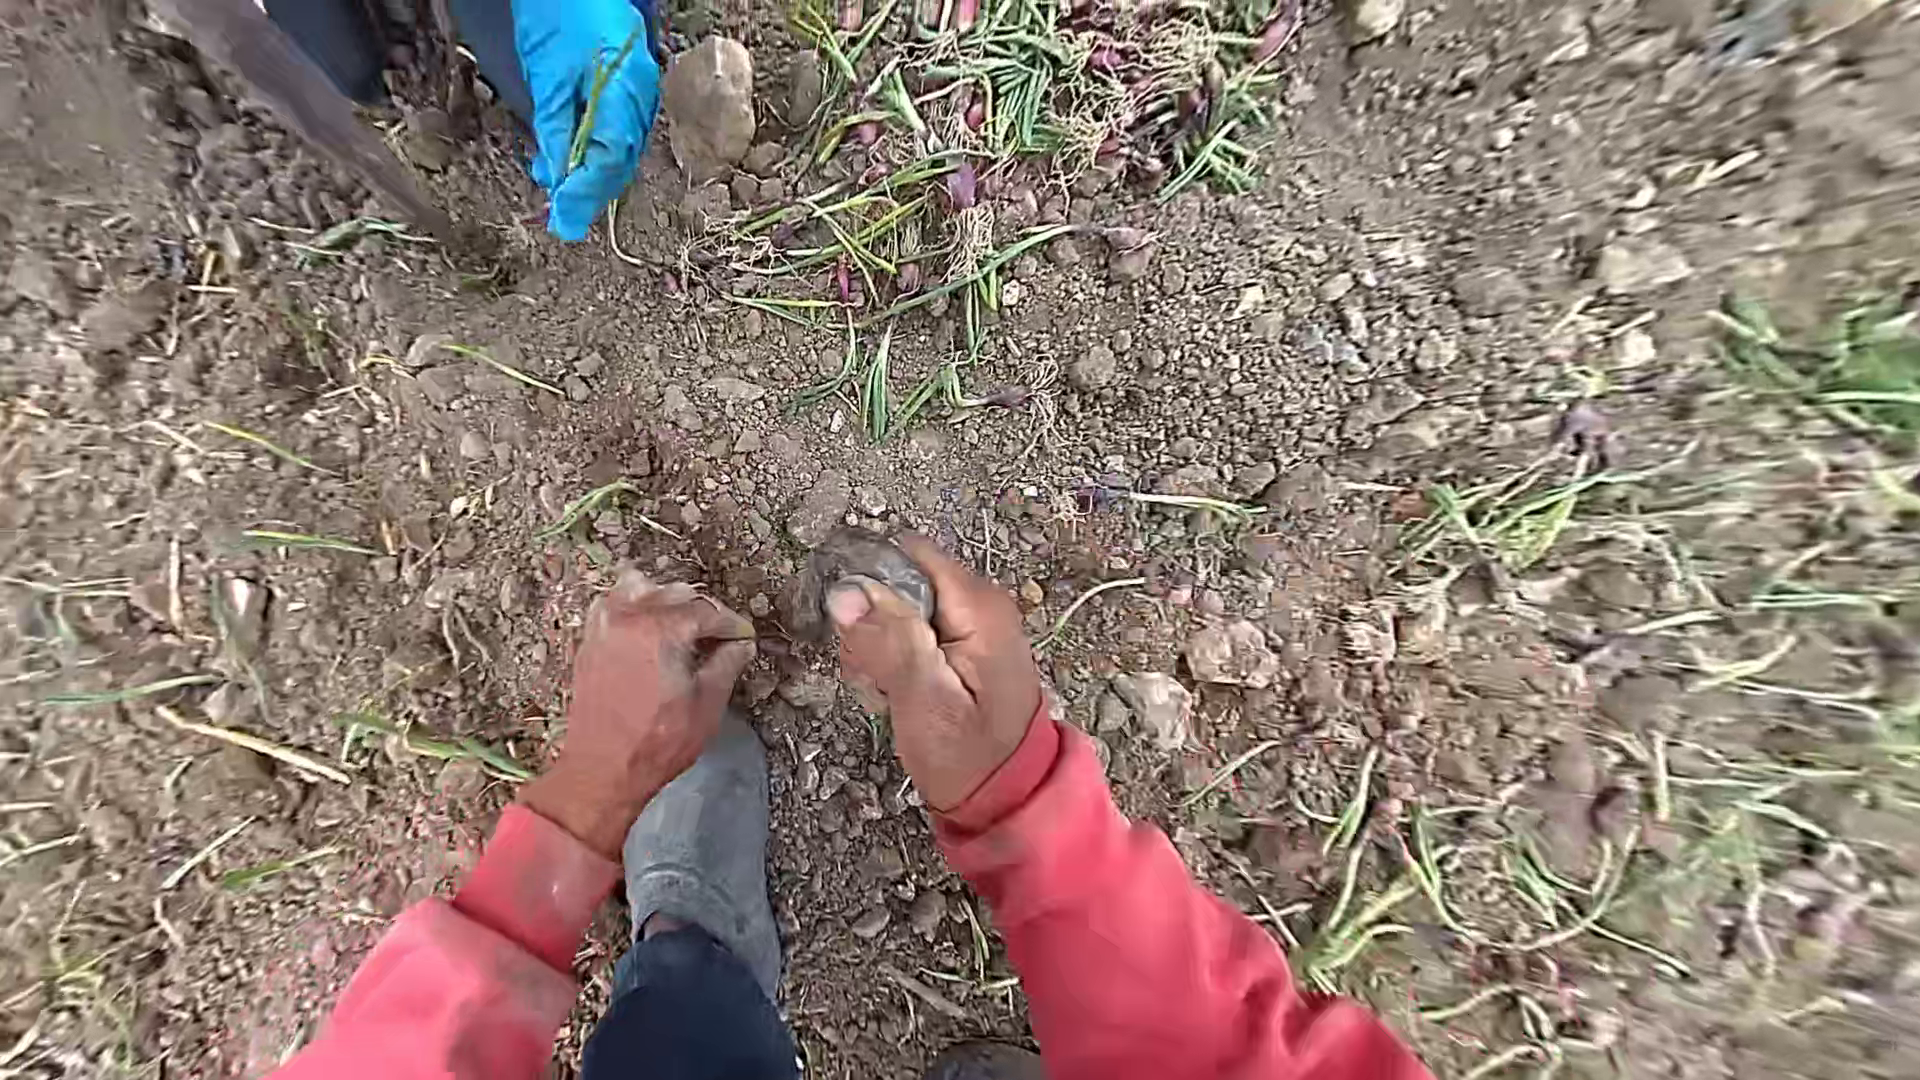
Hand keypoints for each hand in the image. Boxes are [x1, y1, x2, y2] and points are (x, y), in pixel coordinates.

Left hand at [513, 0, 661, 241]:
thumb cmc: (560, 12)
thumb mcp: (547, 71)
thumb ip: (554, 127)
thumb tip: (557, 178)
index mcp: (623, 102)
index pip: (605, 164)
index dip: (583, 194)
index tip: (563, 220)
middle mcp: (640, 111)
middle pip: (616, 167)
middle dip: (587, 193)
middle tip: (561, 219)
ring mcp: (641, 106)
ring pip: (617, 157)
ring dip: (588, 177)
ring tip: (558, 189)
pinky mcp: (634, 101)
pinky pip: (618, 140)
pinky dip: (595, 156)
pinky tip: (573, 160)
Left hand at [520, 572, 753, 858]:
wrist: (601, 771)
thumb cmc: (660, 740)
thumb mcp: (708, 702)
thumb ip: (729, 662)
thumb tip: (741, 644)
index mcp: (662, 629)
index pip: (709, 611)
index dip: (733, 624)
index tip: (746, 638)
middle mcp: (630, 618)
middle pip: (679, 596)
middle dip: (706, 613)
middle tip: (723, 637)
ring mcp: (605, 627)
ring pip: (645, 591)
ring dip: (671, 603)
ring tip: (688, 627)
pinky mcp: (591, 642)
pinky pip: (614, 604)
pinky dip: (636, 604)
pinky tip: (650, 622)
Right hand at [829, 536, 1041, 810]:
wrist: (1005, 797)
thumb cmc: (969, 756)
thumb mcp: (925, 701)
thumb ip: (889, 643)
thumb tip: (846, 592)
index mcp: (978, 605)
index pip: (909, 555)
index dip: (871, 582)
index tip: (852, 625)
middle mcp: (978, 602)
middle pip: (901, 583)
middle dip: (872, 624)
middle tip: (873, 675)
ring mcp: (970, 622)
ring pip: (899, 610)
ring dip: (879, 648)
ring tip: (886, 691)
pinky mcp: (961, 643)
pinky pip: (911, 632)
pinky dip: (893, 660)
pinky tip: (896, 693)